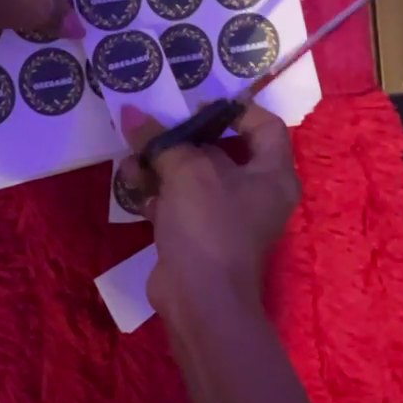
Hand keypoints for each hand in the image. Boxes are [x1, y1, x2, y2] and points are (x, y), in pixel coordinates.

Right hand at [116, 104, 300, 321]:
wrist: (199, 299)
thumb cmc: (209, 226)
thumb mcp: (187, 172)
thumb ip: (161, 140)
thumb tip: (132, 112)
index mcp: (271, 174)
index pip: (264, 125)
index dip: (233, 109)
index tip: (196, 103)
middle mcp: (254, 193)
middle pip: (219, 150)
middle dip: (181, 137)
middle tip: (151, 124)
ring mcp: (224, 216)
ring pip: (191, 176)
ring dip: (160, 163)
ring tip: (131, 155)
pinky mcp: (197, 235)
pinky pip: (176, 202)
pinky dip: (156, 191)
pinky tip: (131, 182)